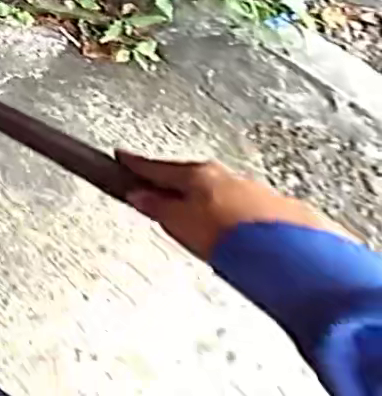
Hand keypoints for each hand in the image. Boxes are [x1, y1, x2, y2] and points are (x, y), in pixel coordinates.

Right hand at [119, 151, 348, 258]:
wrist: (302, 266)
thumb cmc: (234, 239)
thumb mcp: (176, 222)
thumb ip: (155, 206)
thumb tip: (140, 197)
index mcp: (198, 172)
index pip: (156, 166)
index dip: (135, 165)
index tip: (122, 158)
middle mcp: (234, 179)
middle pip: (200, 181)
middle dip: (187, 190)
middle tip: (173, 203)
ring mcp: (271, 199)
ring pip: (237, 199)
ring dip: (224, 209)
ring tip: (217, 232)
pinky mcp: (304, 222)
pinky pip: (270, 218)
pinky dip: (256, 225)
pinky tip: (255, 242)